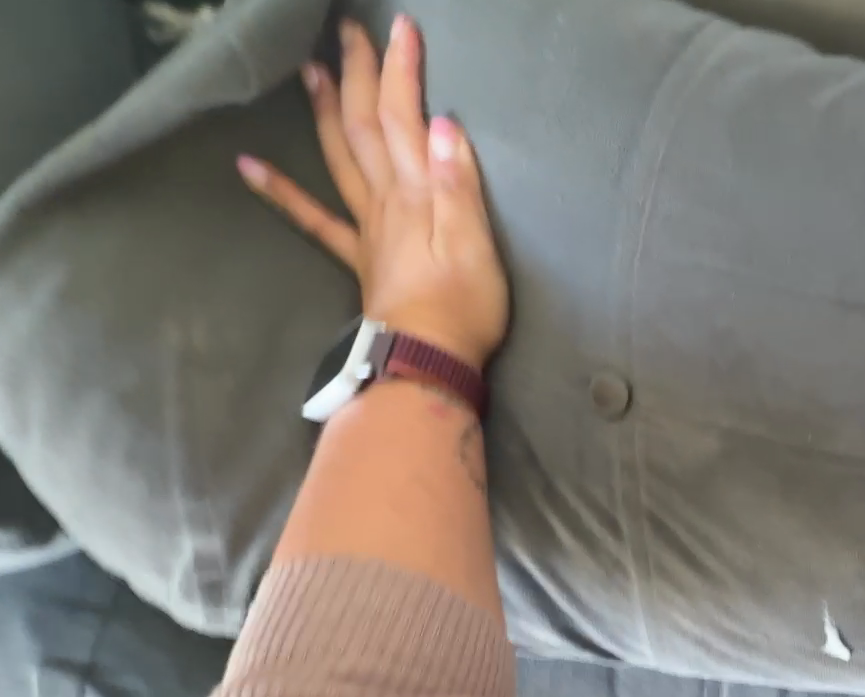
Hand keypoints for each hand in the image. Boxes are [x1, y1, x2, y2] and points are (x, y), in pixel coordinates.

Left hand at [237, 16, 508, 368]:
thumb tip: (445, 126)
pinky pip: (313, 220)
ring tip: (308, 69)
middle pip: (366, 128)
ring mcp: (369, 228)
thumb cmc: (465, 306)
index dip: (402, 73)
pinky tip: (248, 166)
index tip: (402, 29)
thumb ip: (460, 187)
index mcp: (420, 195)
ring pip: (340, 158)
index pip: (406, 121)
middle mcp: (387, 201)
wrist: (428, 357)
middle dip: (359, 75)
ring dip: (323, 110)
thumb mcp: (478, 245)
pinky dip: (280, 191)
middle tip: (348, 30)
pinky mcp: (362, 257)